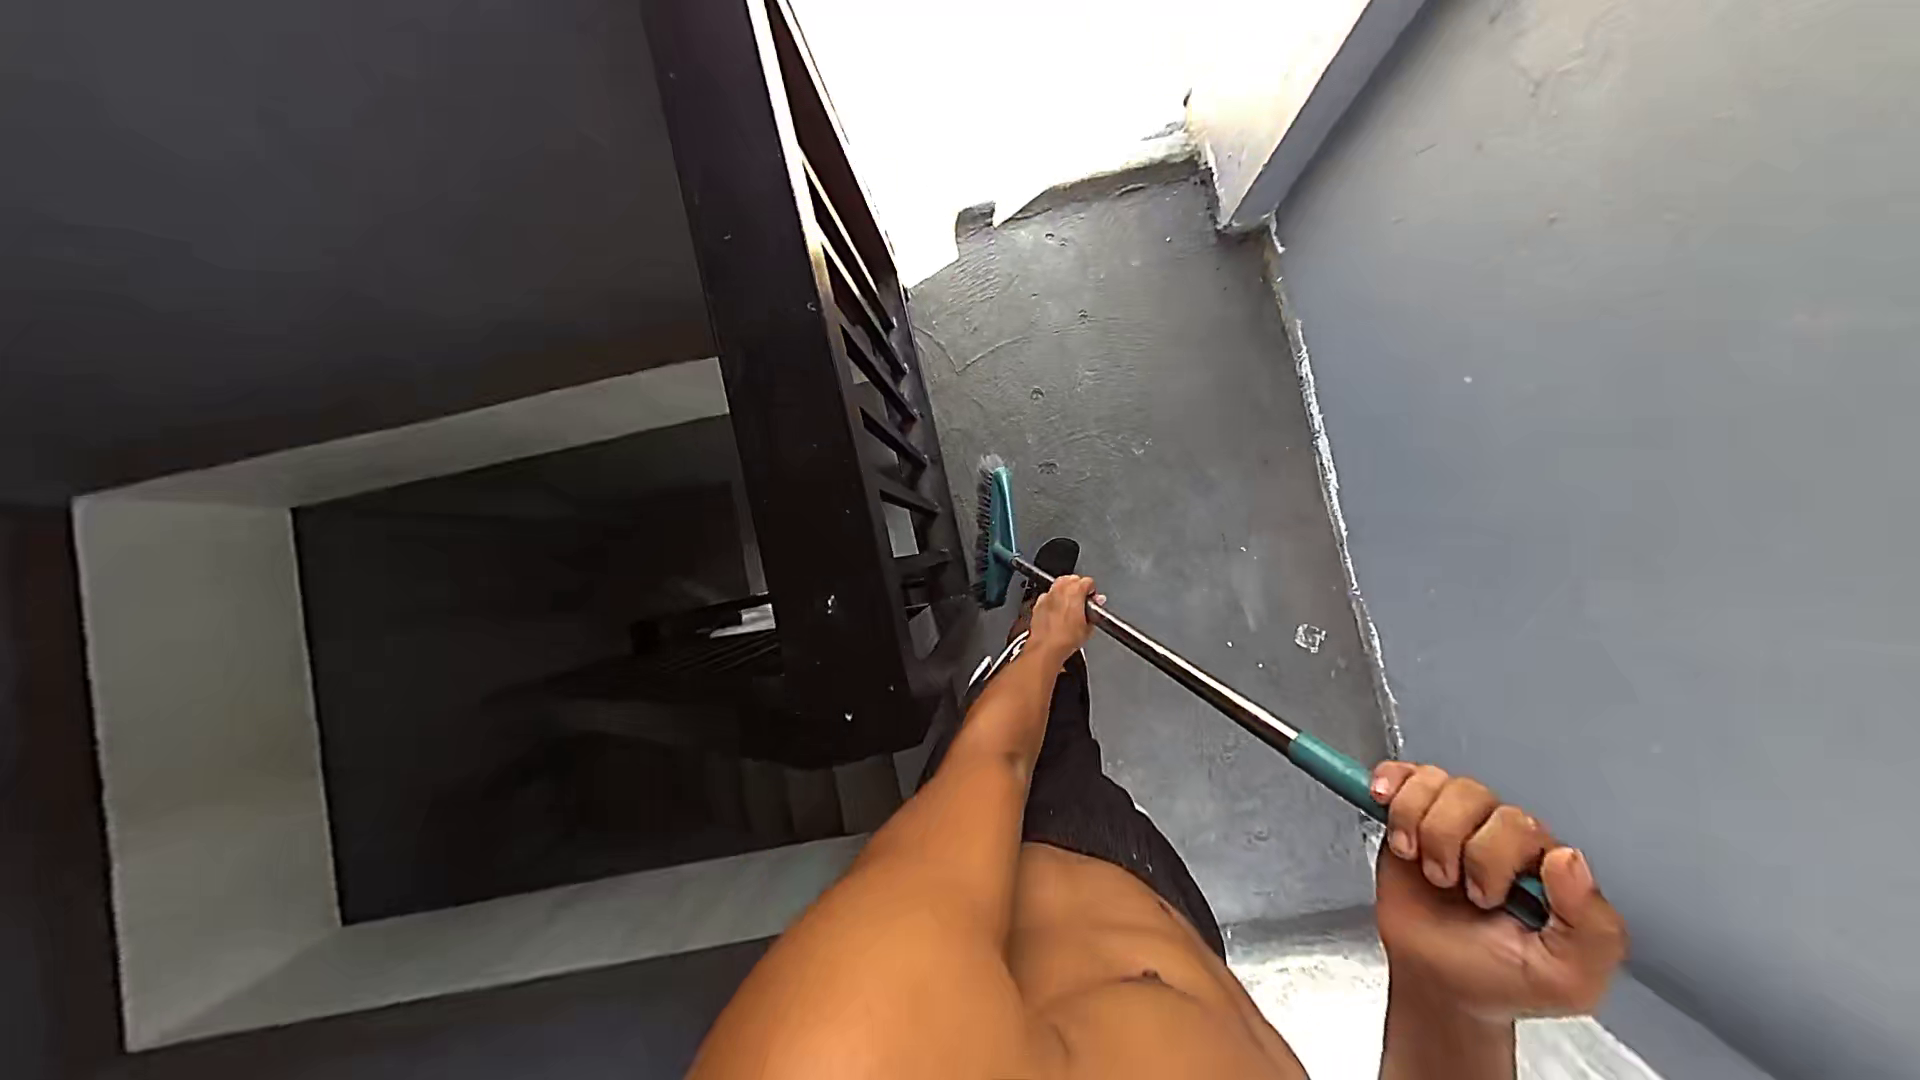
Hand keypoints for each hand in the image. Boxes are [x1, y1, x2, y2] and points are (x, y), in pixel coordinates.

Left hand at [1026, 575, 1099, 663]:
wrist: (1047, 647)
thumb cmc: (1066, 638)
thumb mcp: (1089, 627)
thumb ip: (1095, 610)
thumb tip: (1097, 603)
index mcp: (1075, 591)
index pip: (1088, 581)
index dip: (1092, 590)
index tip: (1092, 598)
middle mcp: (1060, 589)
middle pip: (1072, 579)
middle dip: (1078, 587)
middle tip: (1082, 600)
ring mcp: (1047, 595)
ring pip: (1058, 584)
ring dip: (1065, 591)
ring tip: (1070, 604)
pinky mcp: (1038, 604)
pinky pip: (1048, 596)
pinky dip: (1053, 599)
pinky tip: (1057, 611)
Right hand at [1370, 762, 1627, 1021]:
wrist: (1436, 980)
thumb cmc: (1499, 978)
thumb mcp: (1567, 975)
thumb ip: (1592, 927)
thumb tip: (1568, 858)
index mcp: (1542, 863)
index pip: (1516, 821)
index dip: (1489, 855)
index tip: (1481, 897)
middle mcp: (1497, 832)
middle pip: (1469, 794)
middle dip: (1445, 840)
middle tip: (1444, 880)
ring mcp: (1450, 819)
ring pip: (1433, 781)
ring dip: (1412, 819)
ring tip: (1412, 854)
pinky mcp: (1407, 813)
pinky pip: (1401, 772)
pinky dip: (1388, 781)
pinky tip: (1382, 800)